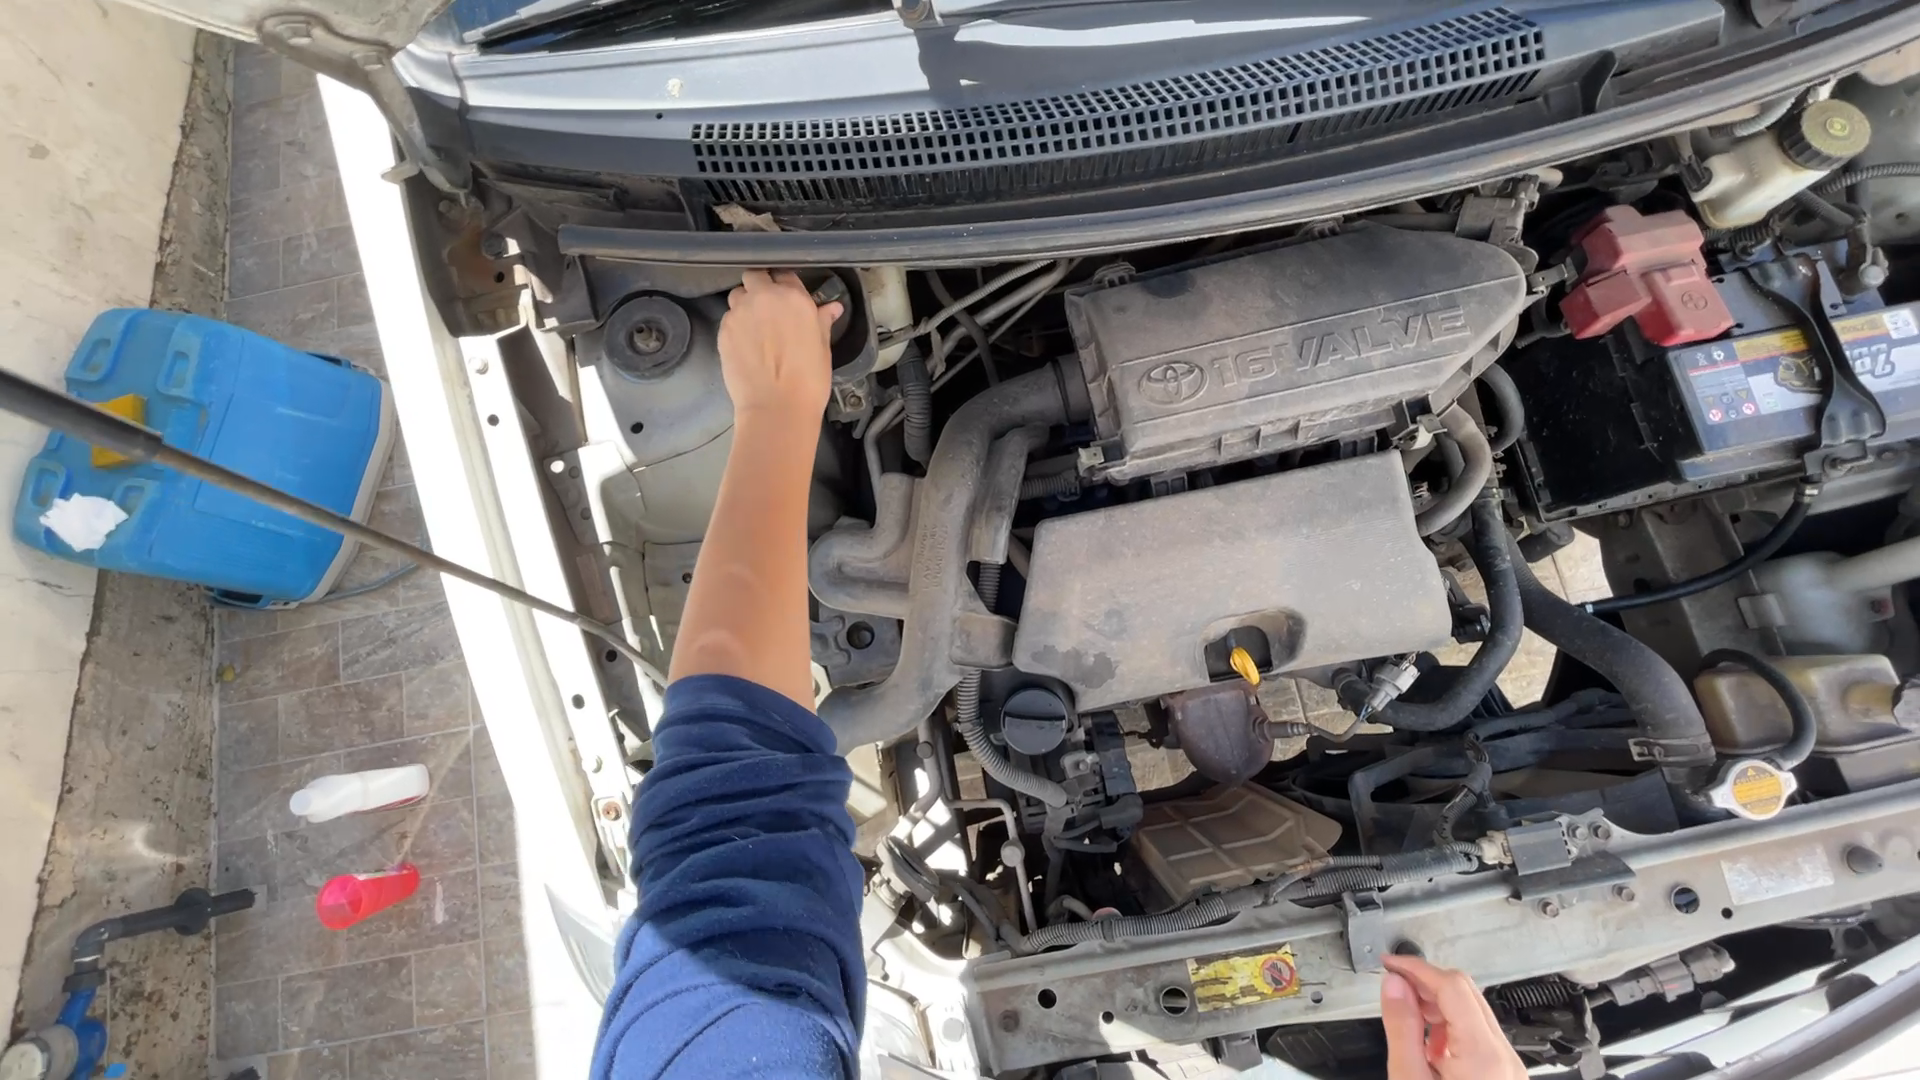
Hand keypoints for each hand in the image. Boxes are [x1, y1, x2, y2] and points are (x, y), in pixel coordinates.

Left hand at [717, 269, 842, 425]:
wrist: (777, 407)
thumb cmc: (808, 380)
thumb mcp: (822, 348)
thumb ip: (822, 321)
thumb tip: (832, 308)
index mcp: (794, 298)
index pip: (785, 274)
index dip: (785, 285)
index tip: (787, 298)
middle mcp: (764, 297)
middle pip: (754, 276)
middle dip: (759, 286)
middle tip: (767, 308)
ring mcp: (740, 312)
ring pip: (737, 295)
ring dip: (745, 304)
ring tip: (754, 326)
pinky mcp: (724, 330)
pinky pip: (728, 318)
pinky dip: (736, 325)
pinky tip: (746, 345)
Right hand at [1380, 955, 1527, 1079]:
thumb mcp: (1408, 1078)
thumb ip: (1402, 1028)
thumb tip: (1394, 984)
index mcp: (1484, 1055)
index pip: (1451, 984)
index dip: (1415, 966)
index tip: (1390, 964)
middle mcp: (1506, 1058)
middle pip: (1466, 992)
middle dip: (1425, 982)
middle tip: (1395, 986)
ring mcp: (1511, 1069)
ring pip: (1473, 1011)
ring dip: (1437, 1005)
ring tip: (1410, 1021)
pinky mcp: (1508, 1078)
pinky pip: (1480, 1035)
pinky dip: (1451, 1027)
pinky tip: (1430, 1046)